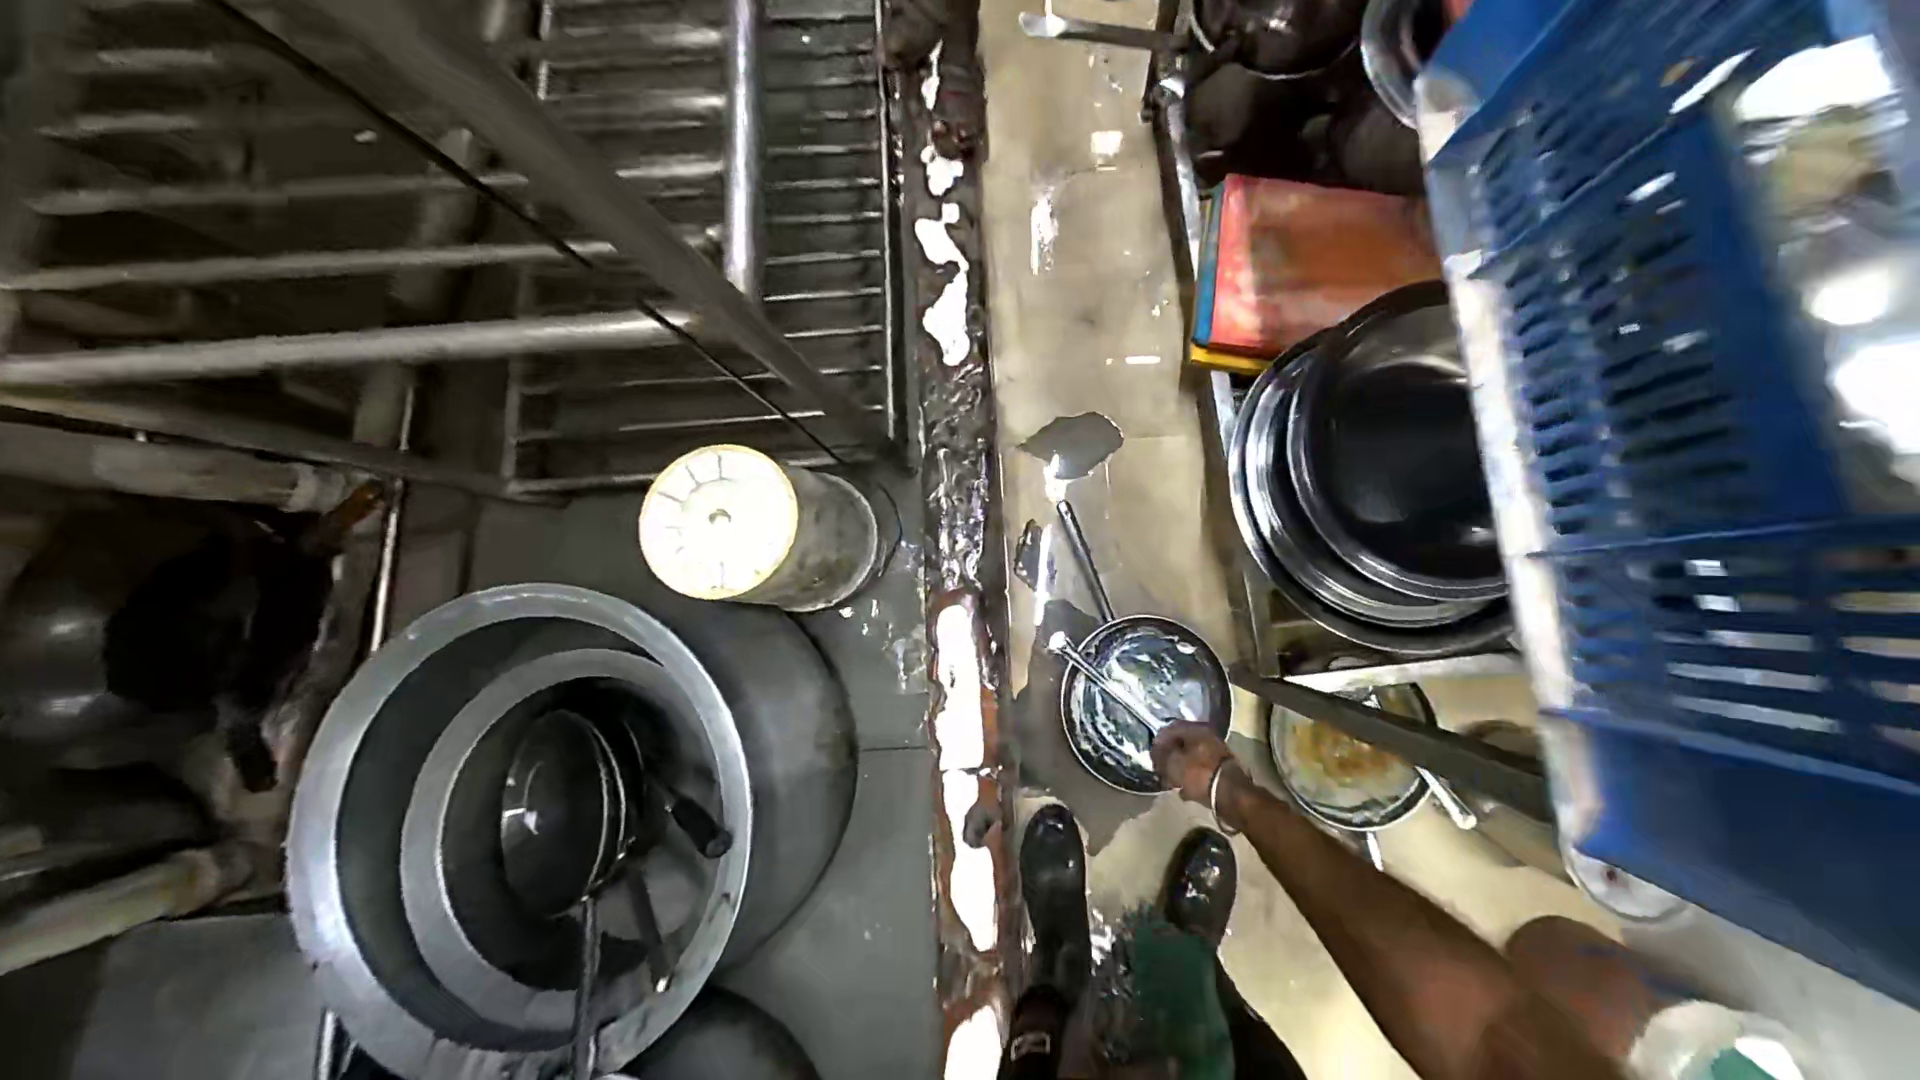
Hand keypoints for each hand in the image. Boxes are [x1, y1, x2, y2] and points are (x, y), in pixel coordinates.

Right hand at [1151, 721, 1233, 803]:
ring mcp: (1218, 754)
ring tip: (1171, 780)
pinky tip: (1185, 790)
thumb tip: (1155, 749)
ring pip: (1192, 758)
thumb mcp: (1172, 762)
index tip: (1152, 753)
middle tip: (1160, 767)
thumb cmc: (1198, 773)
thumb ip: (1160, 753)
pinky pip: (1201, 771)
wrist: (1231, 795)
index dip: (1158, 740)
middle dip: (1170, 755)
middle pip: (1183, 743)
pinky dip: (1192, 778)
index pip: (1171, 728)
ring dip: (1180, 768)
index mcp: (1197, 729)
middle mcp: (1209, 737)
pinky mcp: (1223, 770)